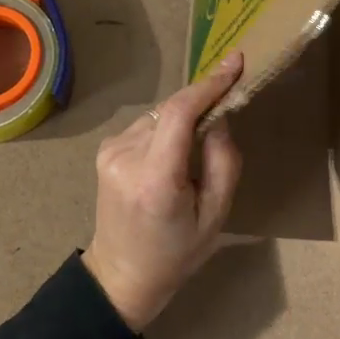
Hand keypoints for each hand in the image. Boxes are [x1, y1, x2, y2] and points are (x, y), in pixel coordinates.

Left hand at [83, 52, 244, 330]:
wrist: (121, 275)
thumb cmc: (176, 254)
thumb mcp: (215, 216)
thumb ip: (223, 162)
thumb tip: (219, 117)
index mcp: (155, 178)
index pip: (179, 112)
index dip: (208, 84)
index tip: (235, 63)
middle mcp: (126, 157)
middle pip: (171, 110)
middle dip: (201, 105)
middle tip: (225, 115)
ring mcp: (110, 151)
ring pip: (159, 116)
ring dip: (181, 122)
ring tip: (192, 157)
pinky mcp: (104, 150)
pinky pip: (146, 126)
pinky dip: (165, 132)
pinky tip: (170, 160)